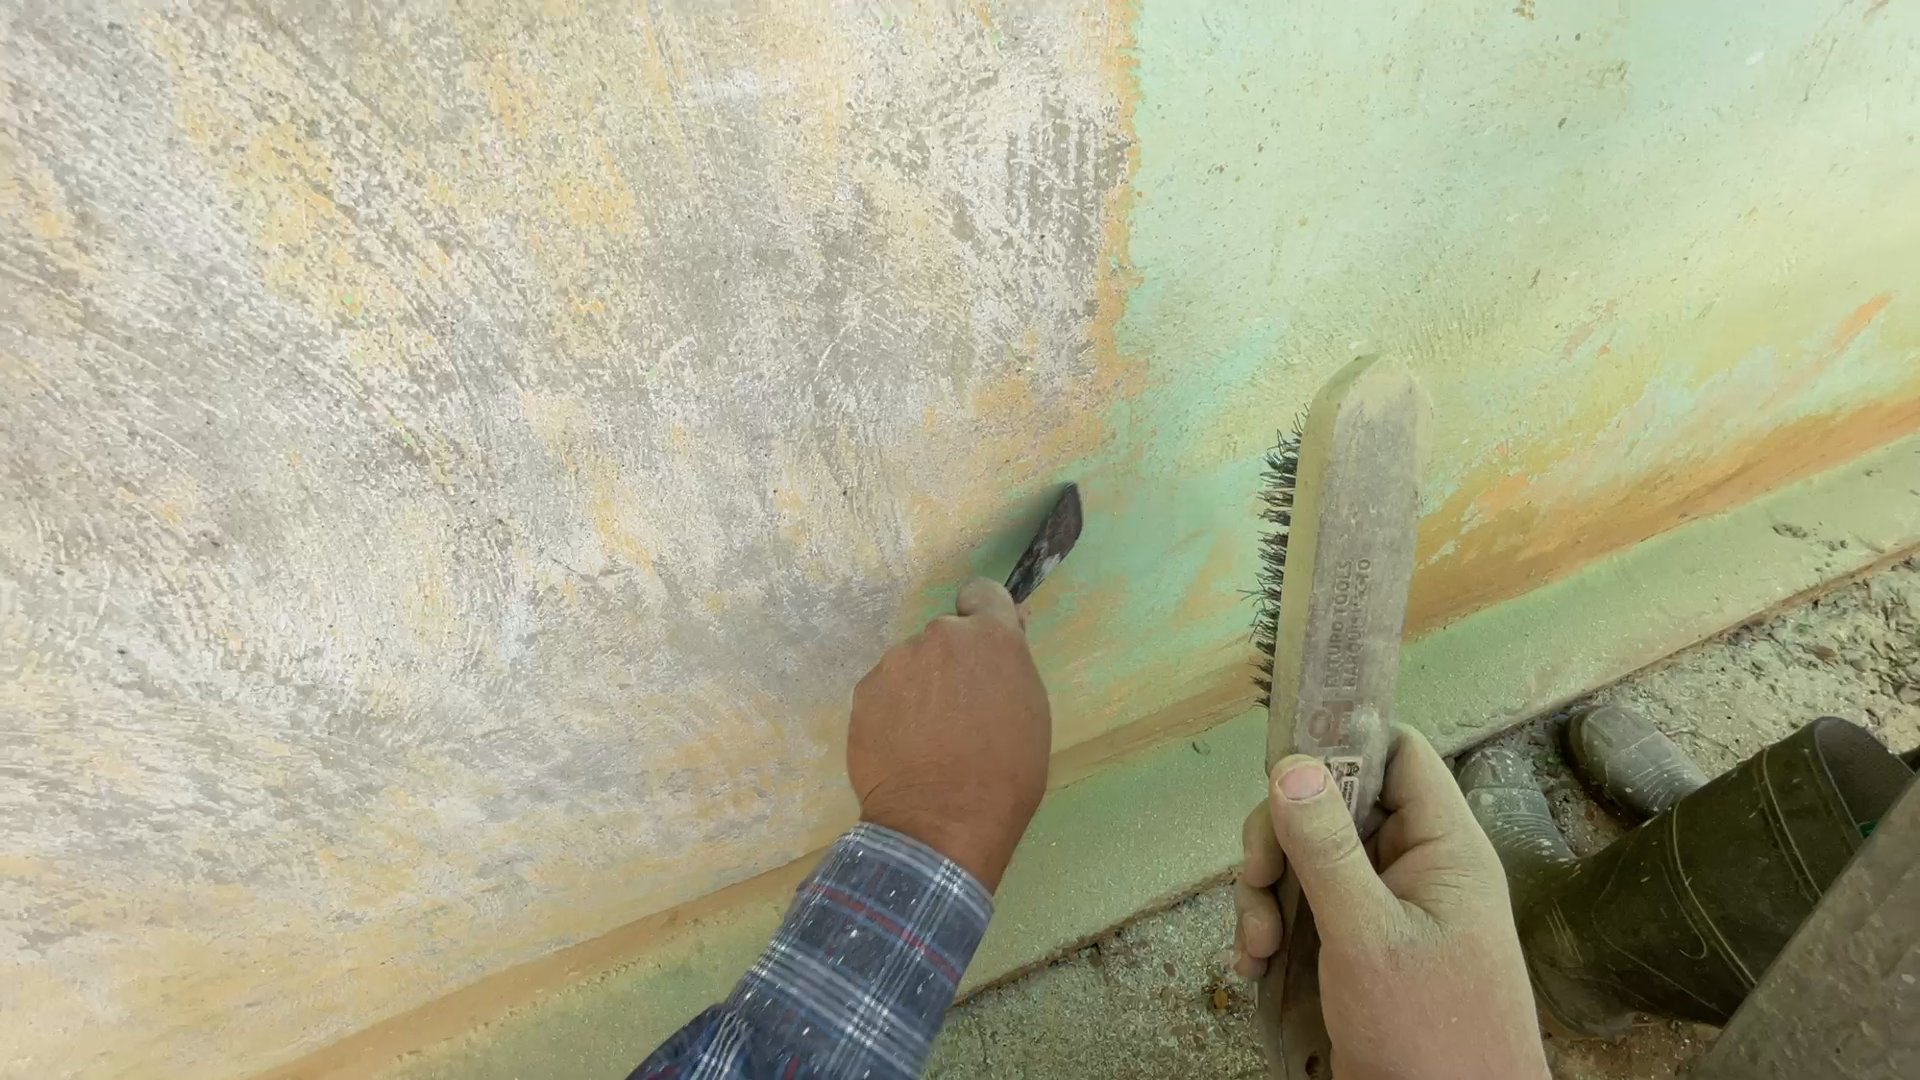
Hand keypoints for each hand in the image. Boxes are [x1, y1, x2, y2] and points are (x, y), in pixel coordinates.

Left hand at [847, 578, 1050, 891]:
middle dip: (952, 661)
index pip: (983, 593)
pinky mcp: (864, 690)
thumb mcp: (1031, 710)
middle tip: (959, 711)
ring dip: (920, 685)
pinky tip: (902, 746)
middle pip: (946, 636)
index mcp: (990, 636)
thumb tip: (1008, 626)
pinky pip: (885, 690)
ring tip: (927, 737)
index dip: (983, 617)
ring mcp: (896, 662)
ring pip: (912, 663)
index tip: (982, 648)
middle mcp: (940, 636)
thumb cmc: (1006, 773)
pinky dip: (893, 709)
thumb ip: (1013, 661)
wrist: (942, 823)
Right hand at [1232, 725, 1548, 1079]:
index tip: (1282, 756)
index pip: (1398, 754)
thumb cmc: (1429, 1038)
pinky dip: (1268, 922)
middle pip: (1330, 802)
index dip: (1343, 739)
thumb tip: (1290, 763)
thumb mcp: (1367, 938)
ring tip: (1257, 945)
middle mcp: (1410, 863)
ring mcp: (1379, 901)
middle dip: (1280, 837)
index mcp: (1442, 848)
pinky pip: (1298, 900)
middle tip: (1255, 876)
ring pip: (1303, 853)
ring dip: (1265, 891)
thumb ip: (1326, 849)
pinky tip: (1253, 961)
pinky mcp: (1352, 936)